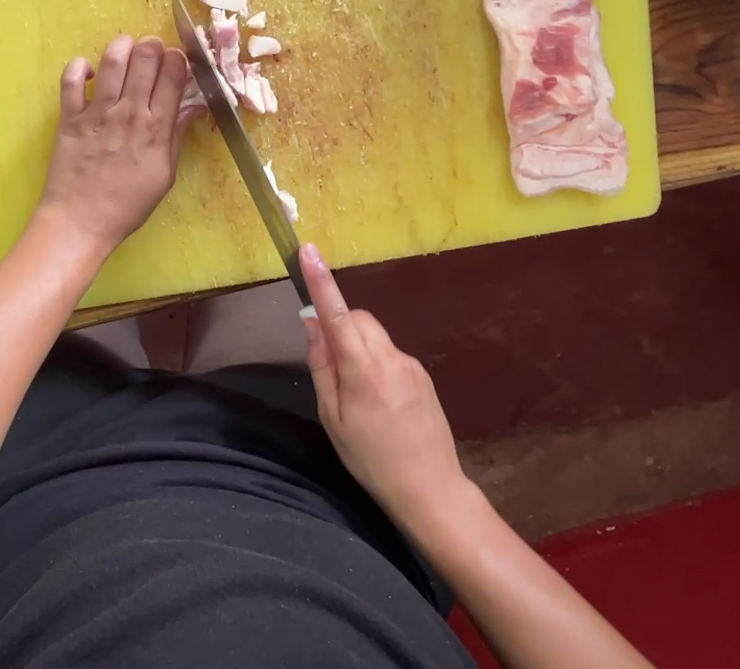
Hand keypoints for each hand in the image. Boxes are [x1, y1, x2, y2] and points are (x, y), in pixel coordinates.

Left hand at [38, 35, 202, 254]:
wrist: (80, 221)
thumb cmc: (127, 205)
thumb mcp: (164, 175)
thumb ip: (177, 136)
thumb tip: (195, 106)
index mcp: (156, 128)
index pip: (173, 76)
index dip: (178, 59)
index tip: (177, 60)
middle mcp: (128, 113)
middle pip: (145, 61)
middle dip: (153, 46)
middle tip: (153, 48)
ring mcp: (97, 113)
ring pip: (112, 61)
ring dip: (122, 45)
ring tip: (126, 46)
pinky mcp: (69, 117)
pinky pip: (71, 79)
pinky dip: (79, 66)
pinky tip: (89, 70)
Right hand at [301, 243, 472, 533]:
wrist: (430, 489)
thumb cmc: (370, 458)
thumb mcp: (332, 418)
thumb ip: (321, 366)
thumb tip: (312, 323)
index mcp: (363, 371)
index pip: (337, 314)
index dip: (321, 280)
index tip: (309, 250)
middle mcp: (391, 358)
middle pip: (357, 318)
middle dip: (339, 325)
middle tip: (327, 363)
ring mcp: (411, 364)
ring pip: (373, 335)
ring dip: (356, 347)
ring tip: (356, 394)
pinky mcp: (423, 374)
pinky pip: (389, 353)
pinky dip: (374, 361)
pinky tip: (378, 401)